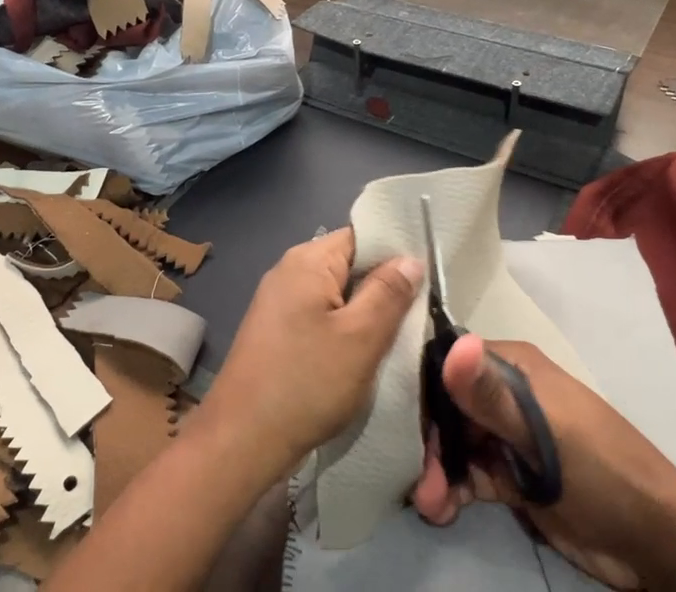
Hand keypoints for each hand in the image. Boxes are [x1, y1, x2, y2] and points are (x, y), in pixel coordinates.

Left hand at [196, 228, 422, 482]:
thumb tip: (410, 258)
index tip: (432, 275)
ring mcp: (279, 304)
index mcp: (307, 261)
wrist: (243, 439)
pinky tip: (368, 354)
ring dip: (367, 313)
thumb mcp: (360, 337)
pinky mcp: (278, 333)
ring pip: (338, 296)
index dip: (397, 252)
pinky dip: (346, 331)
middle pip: (350, 265)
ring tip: (405, 334)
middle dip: (385, 285)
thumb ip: (388, 293)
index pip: (361, 237)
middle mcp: (289, 272)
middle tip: (426, 309)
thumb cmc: (306, 383)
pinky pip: (322, 319)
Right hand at [411, 336, 675, 588]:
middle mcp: (506, 396)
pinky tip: (441, 511)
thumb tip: (454, 342)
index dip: (420, 388)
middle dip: (426, 442)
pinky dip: (451, 491)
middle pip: (446, 409)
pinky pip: (467, 476)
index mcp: (514, 369)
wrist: (655, 543)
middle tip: (416, 480)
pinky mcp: (512, 477)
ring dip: (435, 472)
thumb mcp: (546, 432)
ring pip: (453, 445)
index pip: (449, 363)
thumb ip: (493, 396)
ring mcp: (509, 438)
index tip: (394, 418)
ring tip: (430, 505)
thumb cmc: (602, 471)